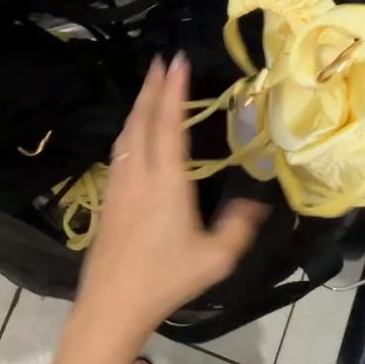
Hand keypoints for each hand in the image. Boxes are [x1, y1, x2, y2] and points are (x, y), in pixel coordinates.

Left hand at [74, 55, 267, 338]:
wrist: (113, 302)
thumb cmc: (166, 279)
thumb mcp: (216, 258)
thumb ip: (239, 227)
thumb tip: (256, 203)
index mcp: (167, 181)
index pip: (169, 123)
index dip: (173, 90)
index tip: (178, 61)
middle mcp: (140, 174)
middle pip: (143, 119)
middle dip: (152, 87)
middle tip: (161, 61)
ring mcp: (119, 184)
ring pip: (127, 133)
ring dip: (138, 106)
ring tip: (149, 88)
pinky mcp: (108, 198)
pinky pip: (120, 150)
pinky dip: (129, 130)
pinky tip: (132, 133)